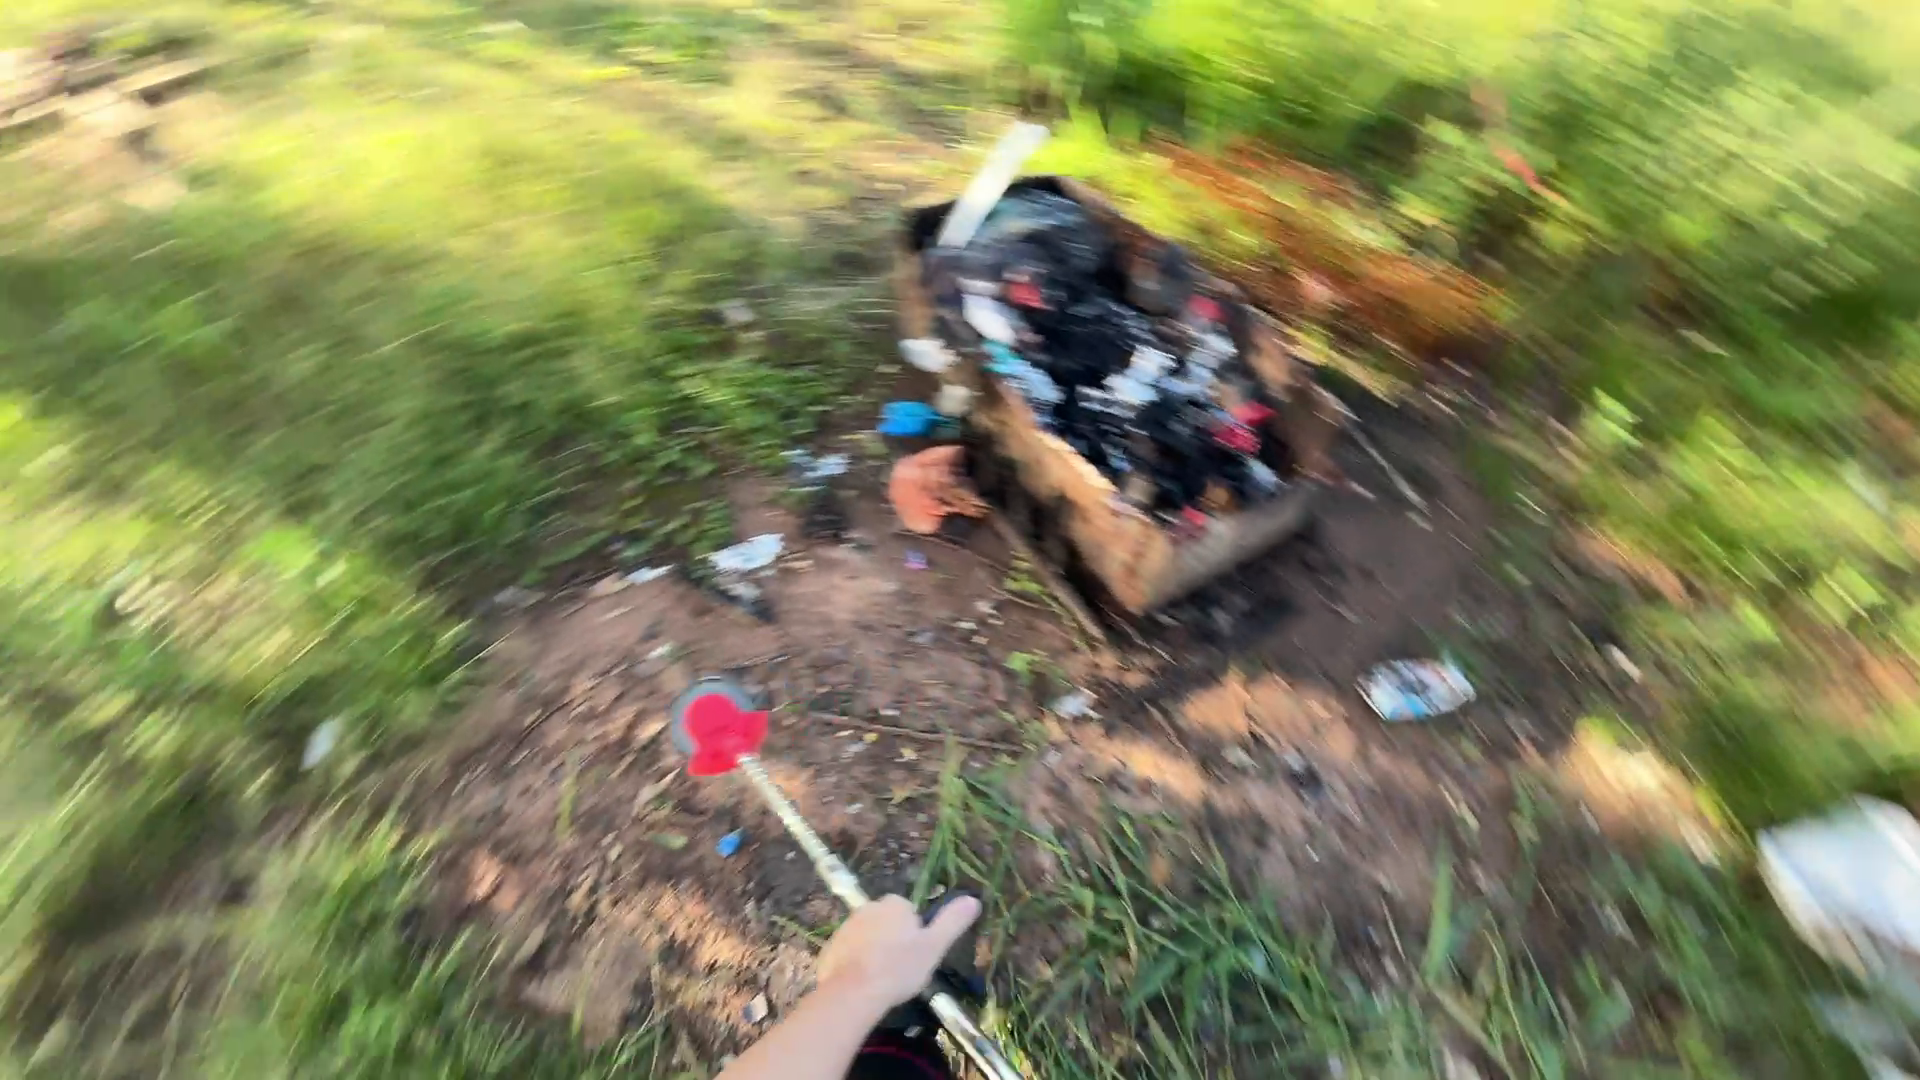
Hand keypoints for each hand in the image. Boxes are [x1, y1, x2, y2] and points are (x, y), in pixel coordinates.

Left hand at [815, 894, 980, 1010]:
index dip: (914, 936)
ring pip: (867, 938)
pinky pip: (849, 953)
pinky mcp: (831, 947)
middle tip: (899, 971)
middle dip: (892, 942)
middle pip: (887, 923)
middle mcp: (869, 907)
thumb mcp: (934, 947)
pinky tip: (861, 985)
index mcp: (895, 904)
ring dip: (873, 953)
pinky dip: (855, 965)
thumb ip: (953, 922)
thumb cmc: (898, 968)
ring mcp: (847, 926)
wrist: (852, 992)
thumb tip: (974, 899)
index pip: (909, 913)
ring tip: (880, 981)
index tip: (914, 958)